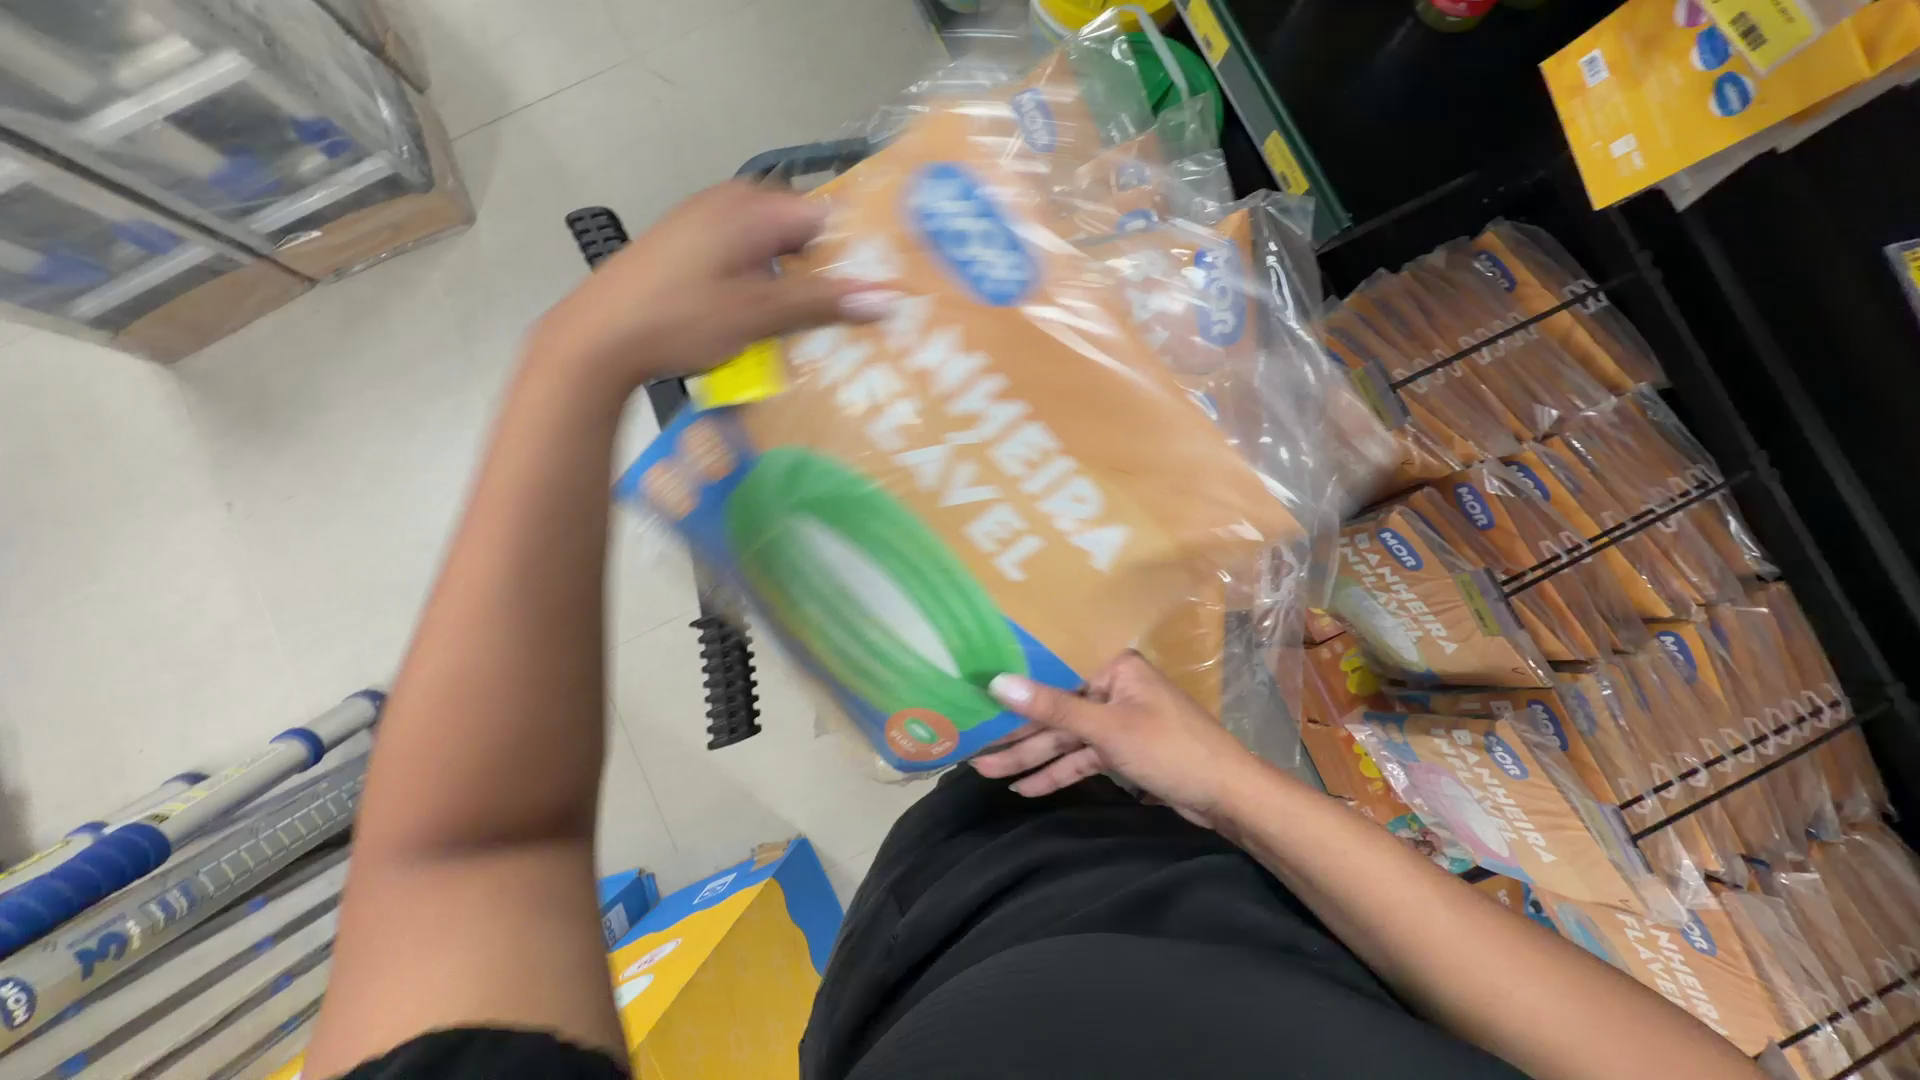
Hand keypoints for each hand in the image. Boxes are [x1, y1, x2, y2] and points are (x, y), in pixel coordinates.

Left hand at [530, 181, 895, 391]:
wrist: (596, 338)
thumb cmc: (679, 319)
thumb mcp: (757, 313)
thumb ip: (822, 301)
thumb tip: (886, 297)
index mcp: (752, 206)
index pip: (829, 216)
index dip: (858, 252)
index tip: (882, 290)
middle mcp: (731, 202)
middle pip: (802, 231)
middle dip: (829, 271)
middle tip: (856, 316)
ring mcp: (706, 223)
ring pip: (775, 248)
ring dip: (798, 283)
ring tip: (821, 326)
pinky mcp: (690, 247)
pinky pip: (748, 258)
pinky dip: (767, 285)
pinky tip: (771, 320)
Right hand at [974, 652, 1266, 826]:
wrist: (1229, 795)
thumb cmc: (1171, 750)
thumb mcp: (1107, 730)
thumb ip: (1051, 709)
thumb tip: (997, 682)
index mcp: (1113, 667)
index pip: (1053, 672)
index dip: (1013, 687)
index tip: (974, 696)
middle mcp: (1111, 687)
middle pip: (1054, 710)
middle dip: (1015, 733)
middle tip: (971, 746)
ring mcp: (1116, 719)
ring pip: (1064, 737)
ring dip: (1029, 757)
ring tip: (985, 771)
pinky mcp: (1121, 749)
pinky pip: (1081, 757)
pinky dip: (1056, 772)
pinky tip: (1025, 787)